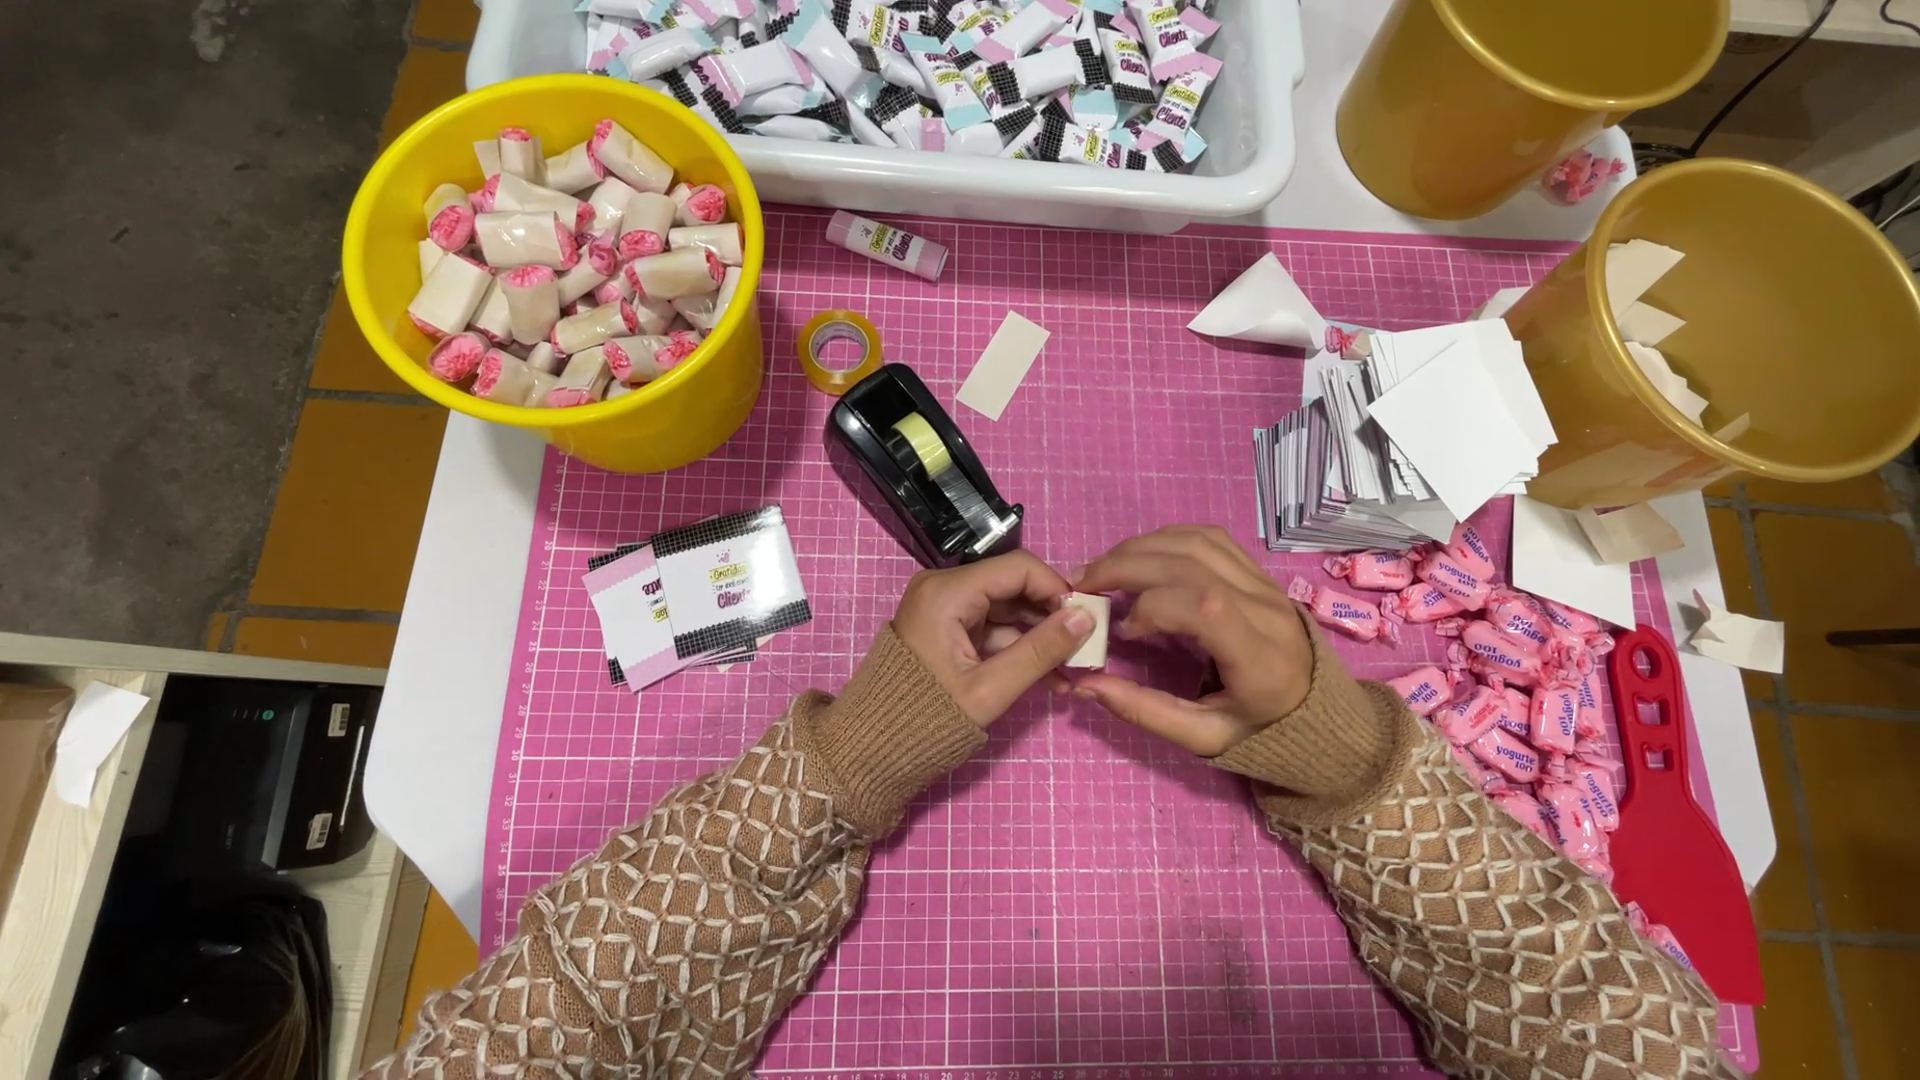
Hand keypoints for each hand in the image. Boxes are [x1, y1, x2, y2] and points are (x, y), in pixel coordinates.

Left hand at [892, 551, 1097, 727]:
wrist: (871, 751)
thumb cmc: (927, 720)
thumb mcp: (991, 689)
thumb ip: (1041, 651)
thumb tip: (1086, 619)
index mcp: (947, 591)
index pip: (1018, 567)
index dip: (1057, 589)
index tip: (1087, 621)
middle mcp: (944, 589)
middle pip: (1013, 587)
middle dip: (1051, 618)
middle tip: (1086, 650)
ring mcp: (944, 610)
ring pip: (1007, 612)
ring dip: (1039, 639)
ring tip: (1073, 673)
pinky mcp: (946, 631)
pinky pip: (992, 630)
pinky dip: (1018, 650)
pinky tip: (1049, 678)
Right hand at [1070, 526, 1312, 755]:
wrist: (1318, 711)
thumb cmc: (1258, 728)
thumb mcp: (1203, 738)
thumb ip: (1145, 711)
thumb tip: (1084, 685)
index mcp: (1259, 660)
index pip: (1206, 607)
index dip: (1154, 607)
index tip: (1124, 630)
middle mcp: (1266, 610)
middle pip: (1190, 563)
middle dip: (1126, 566)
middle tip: (1083, 583)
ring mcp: (1265, 584)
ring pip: (1196, 542)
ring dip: (1140, 547)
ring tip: (1104, 568)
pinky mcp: (1258, 572)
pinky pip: (1210, 538)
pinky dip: (1166, 539)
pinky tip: (1140, 557)